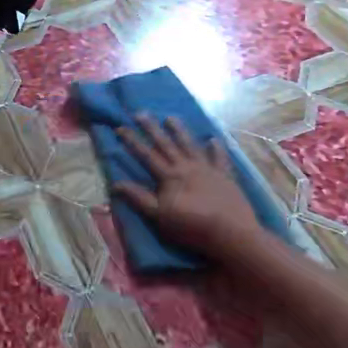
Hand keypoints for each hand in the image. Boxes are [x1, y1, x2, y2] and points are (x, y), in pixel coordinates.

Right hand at [114, 115, 262, 256]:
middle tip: (141, 113)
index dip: (132, 141)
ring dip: (180, 131)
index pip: (146, 155)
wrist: (232, 233)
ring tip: (171, 117)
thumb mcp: (159, 216)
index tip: (120, 127)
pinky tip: (214, 140)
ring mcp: (207, 169)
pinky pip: (220, 159)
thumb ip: (139, 198)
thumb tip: (115, 183)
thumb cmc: (192, 227)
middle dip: (152, 129)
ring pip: (190, 145)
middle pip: (166, 144)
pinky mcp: (225, 176)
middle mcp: (186, 167)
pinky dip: (217, 149)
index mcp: (169, 176)